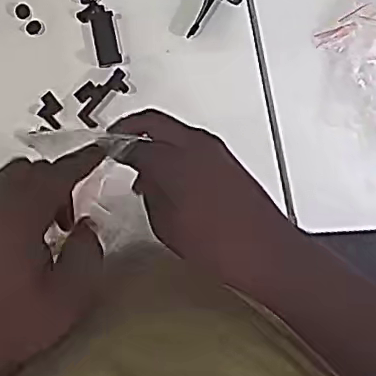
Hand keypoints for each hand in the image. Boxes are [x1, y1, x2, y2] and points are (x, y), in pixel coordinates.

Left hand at [0, 147, 106, 375]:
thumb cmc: (13, 326)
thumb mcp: (68, 297)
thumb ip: (87, 252)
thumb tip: (87, 226)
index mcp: (19, 211)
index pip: (58, 173)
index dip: (82, 161)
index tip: (99, 153)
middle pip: (33, 169)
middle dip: (58, 181)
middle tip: (73, 213)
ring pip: (13, 178)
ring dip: (36, 190)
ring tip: (51, 227)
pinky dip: (17, 200)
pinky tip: (26, 236)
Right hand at [114, 109, 304, 294]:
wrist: (269, 255)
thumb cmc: (224, 248)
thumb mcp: (169, 227)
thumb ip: (151, 195)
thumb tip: (145, 182)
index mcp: (175, 160)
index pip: (135, 143)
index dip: (116, 147)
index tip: (106, 152)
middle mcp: (195, 145)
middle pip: (153, 121)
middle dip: (131, 127)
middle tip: (116, 139)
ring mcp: (213, 149)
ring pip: (173, 129)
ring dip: (154, 137)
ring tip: (141, 162)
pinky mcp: (225, 157)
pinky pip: (190, 141)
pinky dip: (173, 148)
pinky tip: (168, 173)